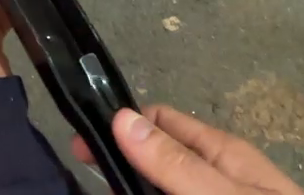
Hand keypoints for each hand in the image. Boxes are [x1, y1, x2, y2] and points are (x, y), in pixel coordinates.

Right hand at [72, 105, 303, 194]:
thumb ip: (177, 165)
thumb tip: (121, 117)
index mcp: (223, 157)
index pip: (159, 121)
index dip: (119, 127)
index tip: (80, 149)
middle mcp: (217, 181)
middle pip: (156, 164)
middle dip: (122, 172)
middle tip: (85, 184)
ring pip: (161, 192)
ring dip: (133, 191)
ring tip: (101, 194)